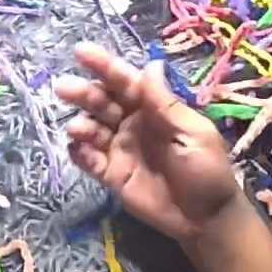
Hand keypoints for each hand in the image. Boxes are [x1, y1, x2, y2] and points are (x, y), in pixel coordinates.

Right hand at [56, 43, 244, 244]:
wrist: (206, 220)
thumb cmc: (207, 171)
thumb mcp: (193, 134)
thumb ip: (166, 105)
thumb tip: (151, 64)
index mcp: (152, 108)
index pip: (125, 82)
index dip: (105, 66)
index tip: (81, 51)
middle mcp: (130, 122)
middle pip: (102, 101)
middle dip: (84, 93)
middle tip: (64, 87)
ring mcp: (119, 148)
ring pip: (92, 128)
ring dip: (81, 124)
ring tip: (78, 129)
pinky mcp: (111, 174)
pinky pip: (89, 160)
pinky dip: (80, 152)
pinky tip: (77, 149)